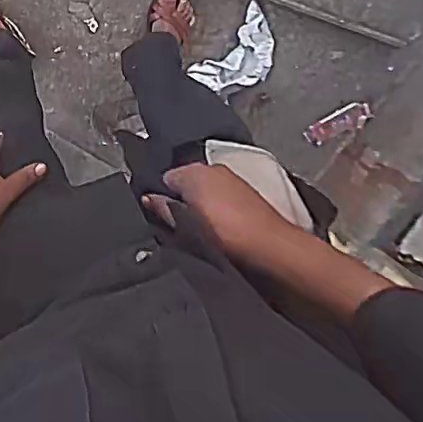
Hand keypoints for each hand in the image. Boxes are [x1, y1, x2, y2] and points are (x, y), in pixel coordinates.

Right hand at [145, 162, 391, 320]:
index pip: (165, 177)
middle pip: (185, 185)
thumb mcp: (183, 222)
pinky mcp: (249, 201)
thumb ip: (163, 207)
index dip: (159, 196)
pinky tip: (220, 235)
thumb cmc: (228, 233)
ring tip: (200, 234)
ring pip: (204, 195)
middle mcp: (214, 170)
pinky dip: (218, 215)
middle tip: (178, 226)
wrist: (275, 252)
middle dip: (181, 201)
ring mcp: (234, 184)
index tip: (159, 215)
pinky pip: (222, 204)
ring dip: (200, 210)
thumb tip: (148, 199)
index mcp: (195, 169)